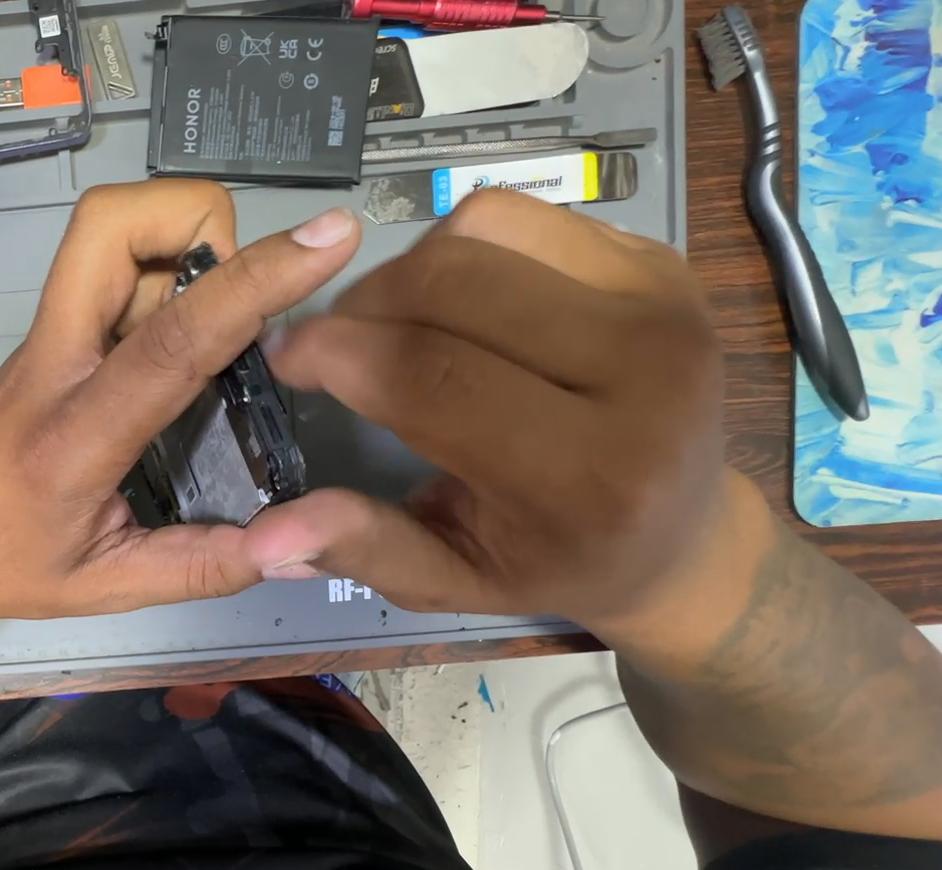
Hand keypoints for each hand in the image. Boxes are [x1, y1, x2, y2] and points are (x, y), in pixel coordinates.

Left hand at [0, 180, 362, 634]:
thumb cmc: (5, 569)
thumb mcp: (107, 585)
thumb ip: (201, 566)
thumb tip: (291, 542)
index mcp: (75, 437)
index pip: (169, 341)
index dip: (253, 282)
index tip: (328, 235)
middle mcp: (53, 367)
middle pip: (106, 228)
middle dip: (192, 217)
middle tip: (236, 285)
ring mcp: (40, 347)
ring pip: (99, 236)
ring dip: (172, 238)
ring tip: (213, 310)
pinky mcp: (38, 344)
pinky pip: (97, 275)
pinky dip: (153, 274)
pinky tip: (175, 337)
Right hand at [241, 189, 733, 638]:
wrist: (681, 532)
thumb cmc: (549, 562)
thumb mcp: (445, 578)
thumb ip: (359, 547)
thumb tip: (261, 539)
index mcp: (582, 471)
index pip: (430, 374)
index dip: (335, 352)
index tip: (283, 355)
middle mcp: (641, 370)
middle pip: (451, 282)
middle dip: (360, 306)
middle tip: (332, 347)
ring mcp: (660, 300)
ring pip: (482, 230)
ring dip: (407, 271)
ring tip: (393, 327)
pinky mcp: (659, 261)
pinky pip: (521, 218)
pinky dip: (458, 251)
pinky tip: (454, 308)